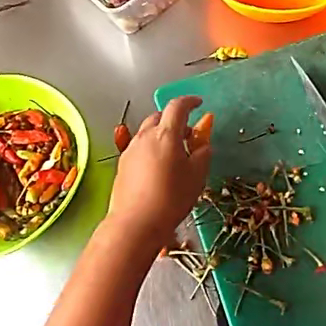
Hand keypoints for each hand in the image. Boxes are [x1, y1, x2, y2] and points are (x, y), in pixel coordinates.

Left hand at [106, 96, 212, 243]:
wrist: (136, 223)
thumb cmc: (172, 198)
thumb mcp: (197, 176)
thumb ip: (202, 154)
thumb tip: (203, 144)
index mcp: (166, 134)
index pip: (177, 106)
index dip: (190, 101)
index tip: (198, 104)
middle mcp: (145, 136)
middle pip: (159, 116)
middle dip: (175, 120)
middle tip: (188, 135)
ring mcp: (130, 150)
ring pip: (148, 132)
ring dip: (162, 134)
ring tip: (174, 153)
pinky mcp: (122, 164)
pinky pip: (139, 147)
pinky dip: (151, 148)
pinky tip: (159, 168)